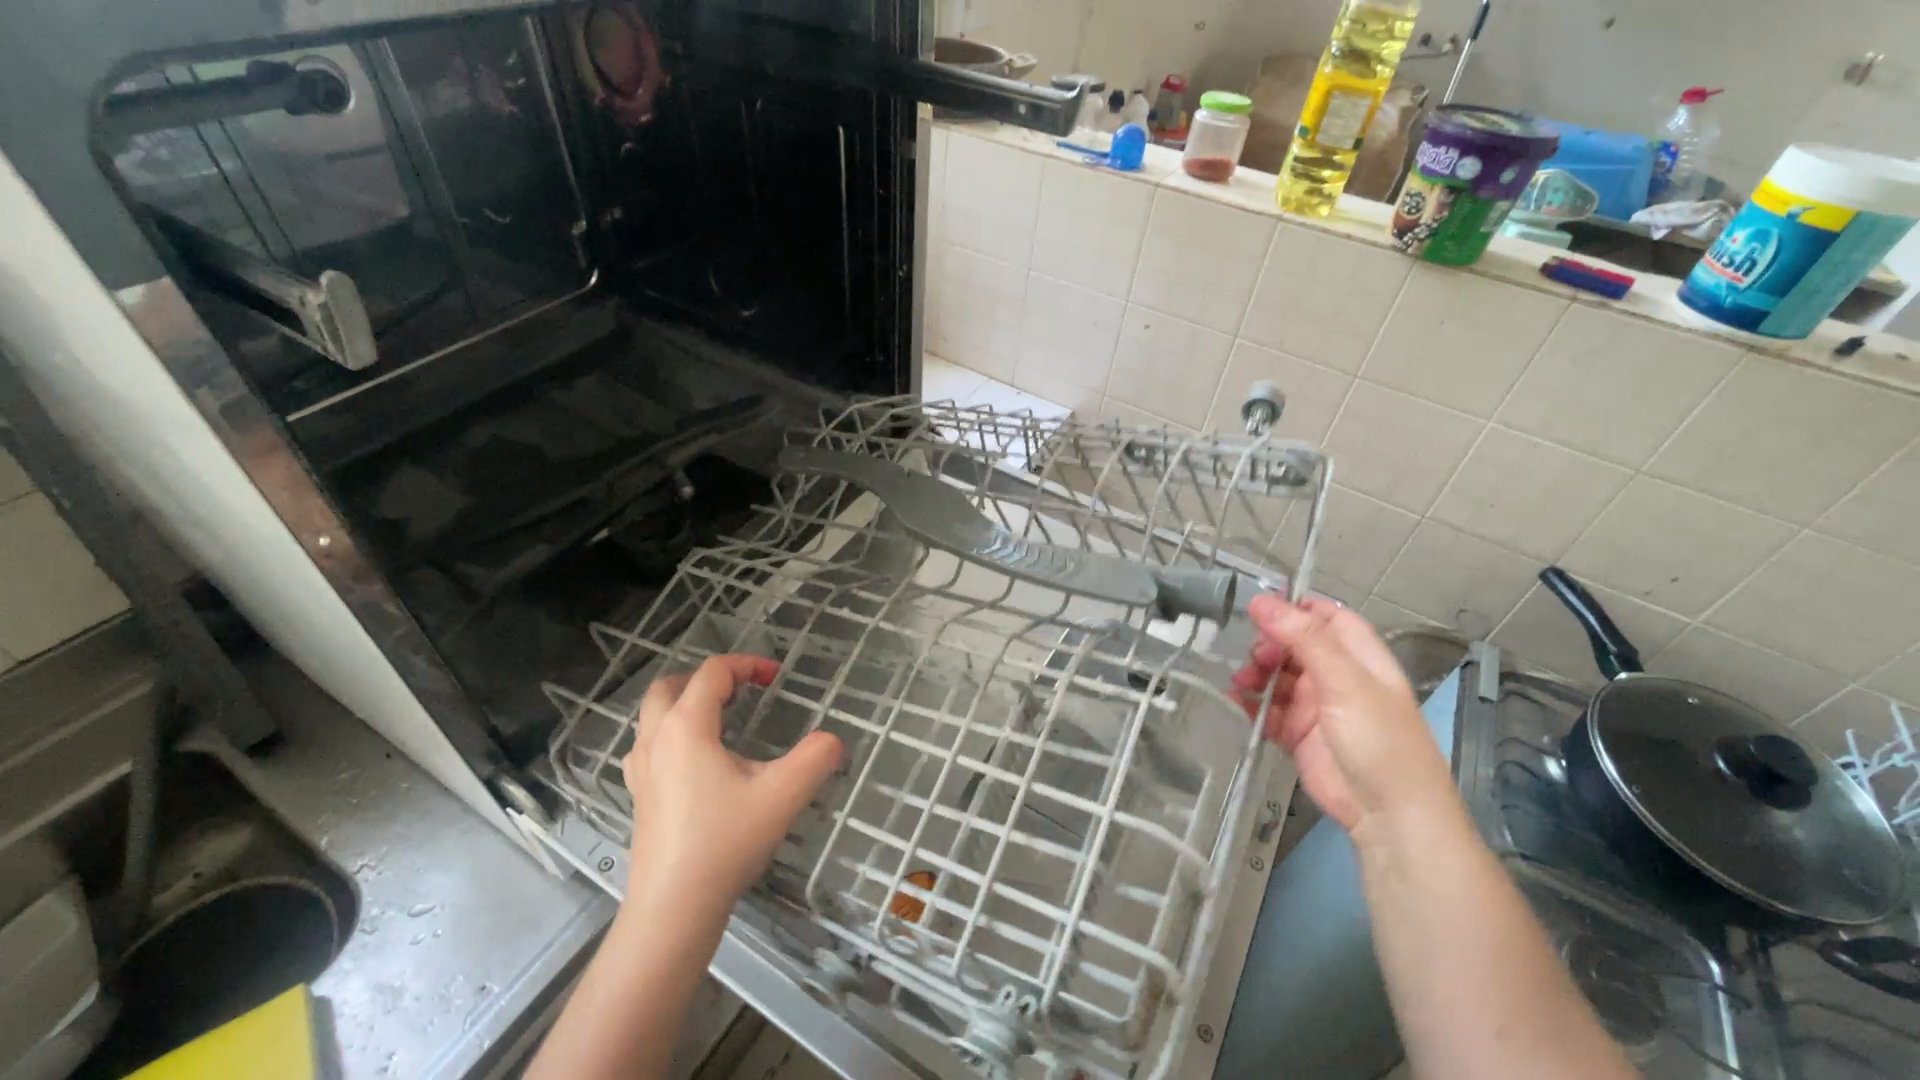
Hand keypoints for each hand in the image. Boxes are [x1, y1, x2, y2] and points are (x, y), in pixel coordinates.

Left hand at [622, 655, 841, 906]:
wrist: (674, 904)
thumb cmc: (726, 841)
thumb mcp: (783, 795)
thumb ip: (816, 757)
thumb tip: (832, 740)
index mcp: (686, 726)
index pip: (712, 672)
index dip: (748, 665)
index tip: (778, 677)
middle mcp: (655, 738)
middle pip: (671, 685)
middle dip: (708, 679)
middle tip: (743, 691)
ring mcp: (640, 768)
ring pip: (654, 714)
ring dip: (686, 704)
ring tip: (724, 721)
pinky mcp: (639, 794)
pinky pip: (650, 744)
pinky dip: (674, 734)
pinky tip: (699, 762)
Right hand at [1231, 595, 1457, 836]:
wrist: (1388, 813)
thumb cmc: (1378, 739)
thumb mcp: (1344, 681)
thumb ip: (1304, 639)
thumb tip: (1263, 601)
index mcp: (1359, 657)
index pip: (1326, 617)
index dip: (1294, 609)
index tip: (1258, 608)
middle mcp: (1337, 677)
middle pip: (1295, 645)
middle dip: (1269, 644)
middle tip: (1254, 657)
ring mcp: (1317, 707)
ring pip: (1278, 677)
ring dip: (1257, 674)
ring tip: (1242, 682)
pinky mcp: (1298, 735)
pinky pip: (1268, 711)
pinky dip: (1251, 704)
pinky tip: (1235, 701)